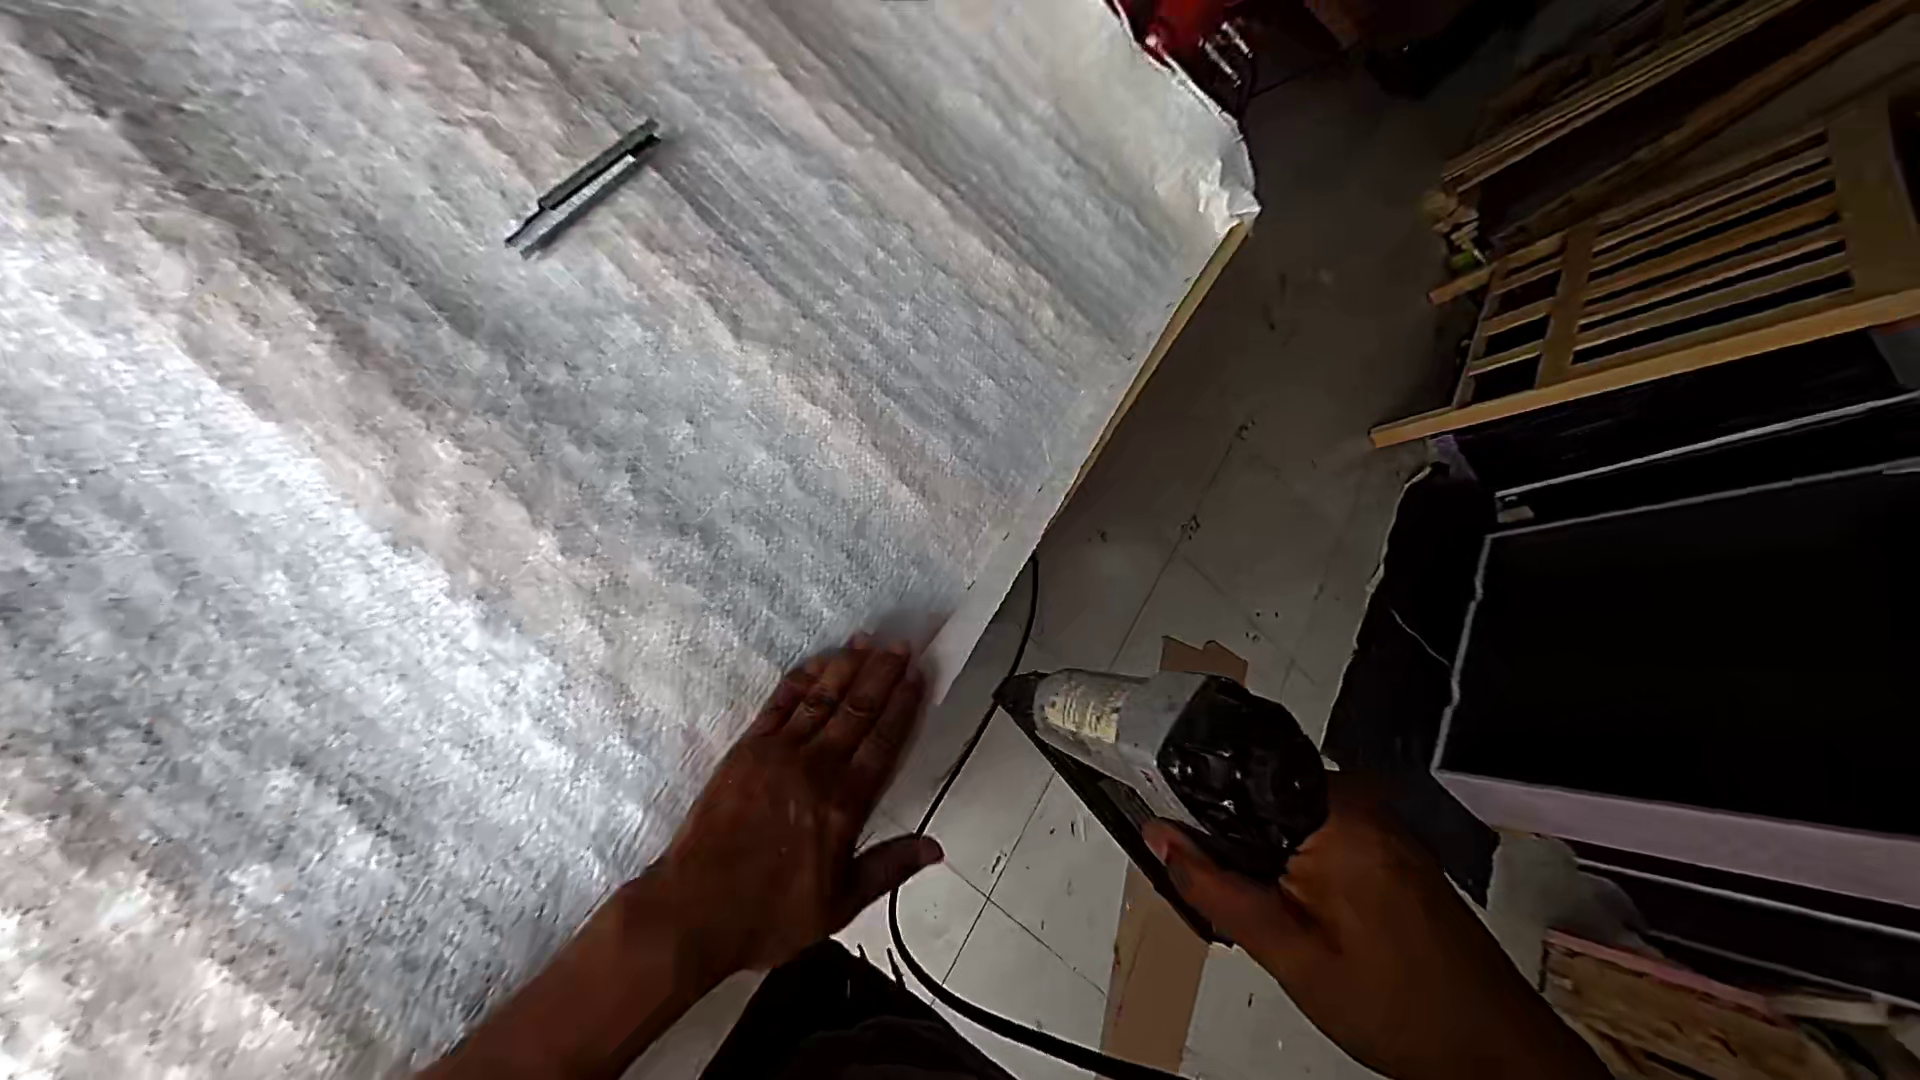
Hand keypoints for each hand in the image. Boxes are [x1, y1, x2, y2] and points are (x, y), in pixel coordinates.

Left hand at [420, 641, 940, 1079]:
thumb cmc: (770, 913)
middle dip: (883, 673)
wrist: (692, 912)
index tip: (917, 675)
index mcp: (845, 803)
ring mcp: (780, 753)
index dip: (904, 704)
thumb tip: (936, 848)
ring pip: (823, 698)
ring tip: (867, 640)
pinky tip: (817, 662)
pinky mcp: (748, 747)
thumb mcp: (840, 904)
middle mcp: (817, 768)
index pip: (884, 740)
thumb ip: (890, 867)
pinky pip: (780, 703)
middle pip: (859, 709)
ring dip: (847, 666)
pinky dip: (801, 680)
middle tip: (900, 644)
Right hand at [1143, 776, 1607, 1079]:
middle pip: (1257, 797)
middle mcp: (1361, 804)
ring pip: (1282, 815)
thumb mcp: (1288, 954)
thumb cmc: (1405, 1012)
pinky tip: (1310, 909)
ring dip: (1265, 855)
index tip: (1191, 854)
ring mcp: (1379, 820)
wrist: (1497, 1056)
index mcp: (1338, 817)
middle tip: (1250, 903)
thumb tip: (1161, 836)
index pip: (1235, 781)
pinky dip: (1296, 860)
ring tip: (1283, 912)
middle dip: (1236, 842)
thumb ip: (1216, 888)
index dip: (1200, 814)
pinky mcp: (1386, 838)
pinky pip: (1315, 828)